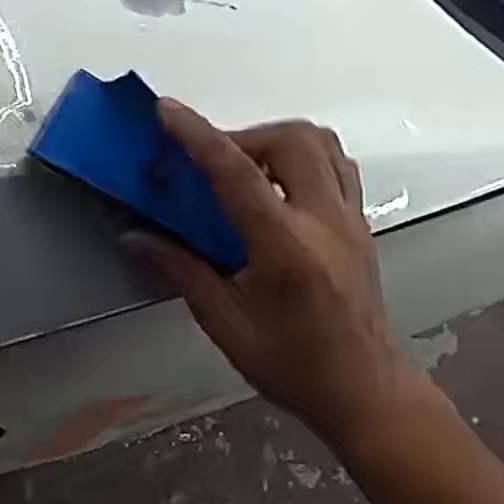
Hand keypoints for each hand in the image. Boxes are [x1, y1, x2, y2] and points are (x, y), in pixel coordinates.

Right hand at [127, 101, 426, 441]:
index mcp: (287, 249)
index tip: (168, 111)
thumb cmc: (295, 366)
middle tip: (210, 162)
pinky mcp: (360, 223)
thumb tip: (135, 237)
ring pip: (320, 142)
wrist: (368, 392)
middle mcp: (325, 221)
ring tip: (243, 166)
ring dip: (275, 140)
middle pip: (291, 139)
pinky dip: (301, 156)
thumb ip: (181, 272)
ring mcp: (350, 219)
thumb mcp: (226, 324)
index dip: (199, 136)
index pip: (238, 174)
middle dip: (243, 135)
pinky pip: (336, 164)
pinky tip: (277, 185)